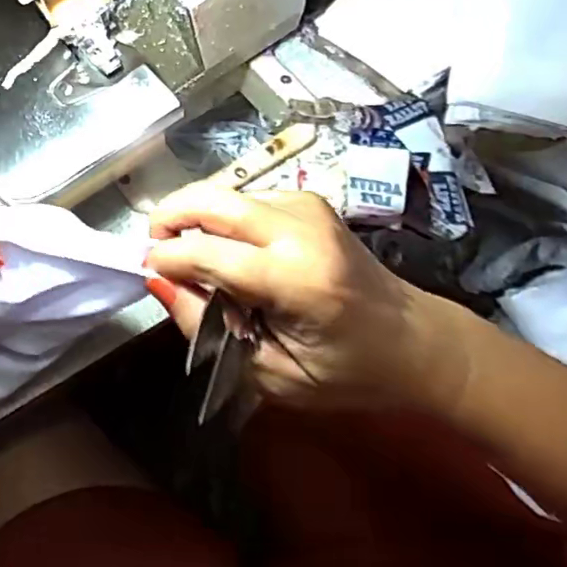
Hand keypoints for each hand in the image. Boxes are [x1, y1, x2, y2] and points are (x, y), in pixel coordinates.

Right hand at [144, 184, 470, 413]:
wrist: (416, 338)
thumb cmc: (347, 371)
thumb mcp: (271, 374)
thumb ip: (206, 325)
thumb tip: (158, 281)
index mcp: (297, 279)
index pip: (207, 252)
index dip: (166, 258)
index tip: (149, 271)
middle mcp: (299, 228)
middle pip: (209, 199)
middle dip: (169, 216)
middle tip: (156, 246)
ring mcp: (304, 205)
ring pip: (221, 193)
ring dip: (194, 217)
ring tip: (195, 255)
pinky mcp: (305, 197)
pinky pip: (242, 197)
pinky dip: (221, 218)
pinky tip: (231, 249)